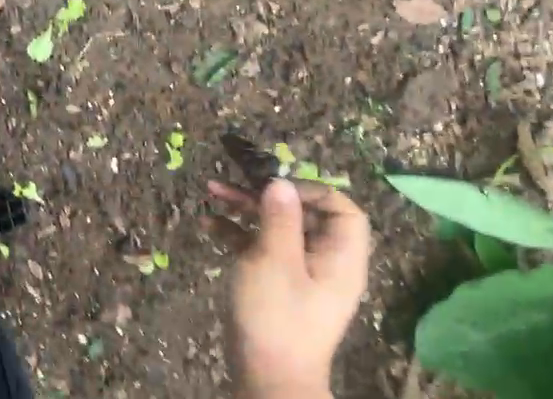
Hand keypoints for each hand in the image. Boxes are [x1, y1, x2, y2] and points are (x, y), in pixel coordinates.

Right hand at [208, 179, 371, 398]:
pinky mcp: (275, 283)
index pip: (344, 212)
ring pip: (277, 228)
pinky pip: (259, 246)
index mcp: (339, 259)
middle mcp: (324, 262)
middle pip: (304, 216)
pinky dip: (235, 232)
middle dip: (266, 195)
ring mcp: (299, 274)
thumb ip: (279, 219)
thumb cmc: (276, 313)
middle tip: (231, 184)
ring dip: (245, 208)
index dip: (313, 191)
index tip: (275, 186)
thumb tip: (280, 182)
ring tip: (211, 192)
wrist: (267, 371)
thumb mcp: (274, 259)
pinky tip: (208, 225)